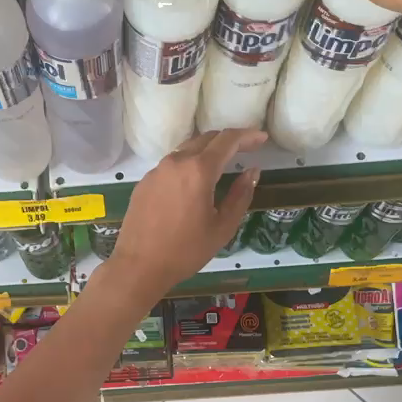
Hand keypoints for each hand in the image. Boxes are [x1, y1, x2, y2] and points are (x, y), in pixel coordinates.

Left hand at [101, 128, 264, 299]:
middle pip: (206, 139)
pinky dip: (188, 165)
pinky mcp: (144, 182)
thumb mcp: (222, 227)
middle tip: (247, 149)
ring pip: (186, 149)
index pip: (227, 140)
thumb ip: (240, 195)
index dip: (248, 135)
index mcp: (198, 170)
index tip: (262, 138)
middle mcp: (176, 162)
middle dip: (228, 140)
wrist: (138, 266)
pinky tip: (194, 182)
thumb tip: (252, 172)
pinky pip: (171, 165)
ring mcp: (156, 170)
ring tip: (222, 163)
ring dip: (207, 151)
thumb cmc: (185, 251)